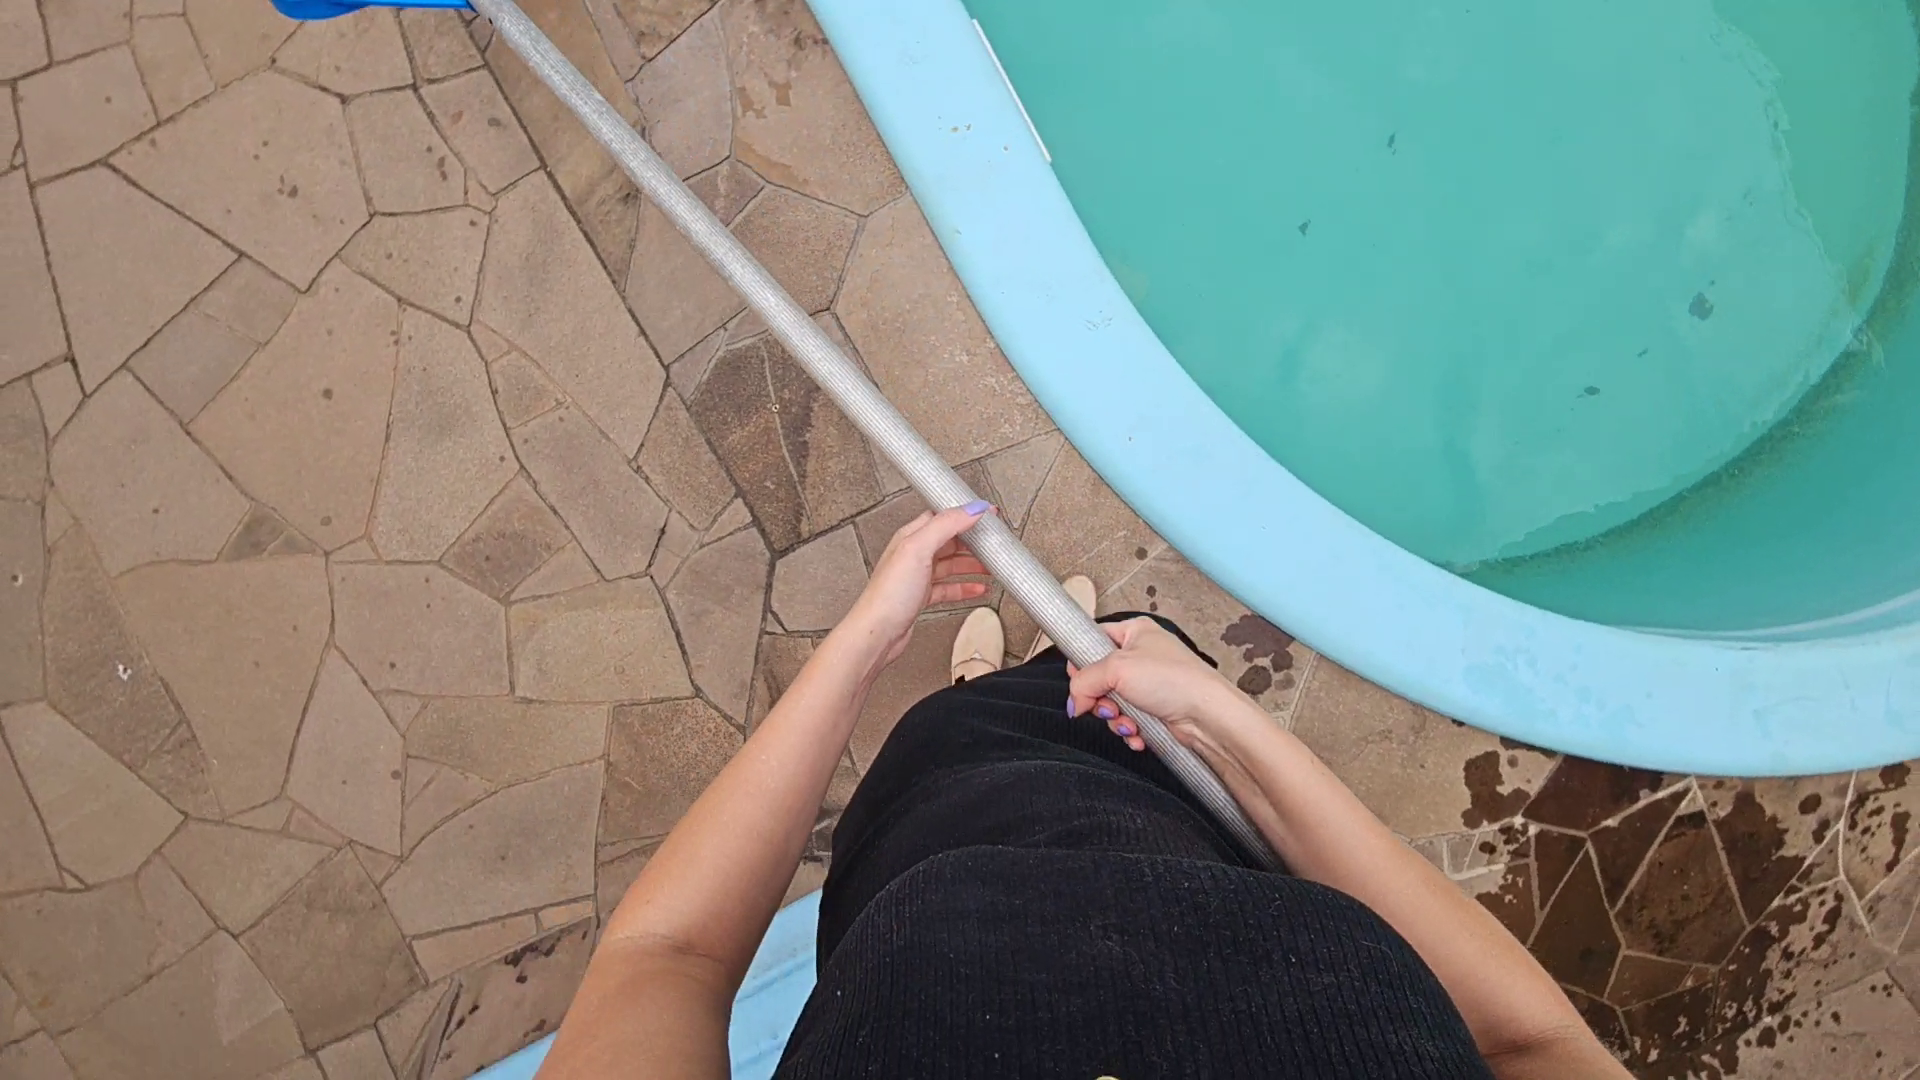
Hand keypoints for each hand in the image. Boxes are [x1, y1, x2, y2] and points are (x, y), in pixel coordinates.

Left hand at [838, 502, 992, 669]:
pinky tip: (978, 589)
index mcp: (910, 537)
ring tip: (992, 567)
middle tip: (995, 545)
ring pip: (952, 565)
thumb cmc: (888, 595)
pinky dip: (966, 587)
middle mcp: (913, 554)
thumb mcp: (918, 549)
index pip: (943, 517)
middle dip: (974, 542)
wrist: (877, 633)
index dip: (966, 515)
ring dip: (973, 565)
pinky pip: (949, 587)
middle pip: (950, 541)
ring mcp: (918, 576)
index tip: (988, 518)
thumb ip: (946, 525)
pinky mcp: (921, 597)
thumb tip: (971, 508)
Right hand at [1067, 617, 1245, 752]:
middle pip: (1098, 678)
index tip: (1080, 682)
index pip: (1092, 641)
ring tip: (1128, 723)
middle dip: (1099, 699)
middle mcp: (1141, 655)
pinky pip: (1127, 719)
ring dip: (1115, 718)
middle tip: (1109, 706)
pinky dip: (1128, 730)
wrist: (1209, 716)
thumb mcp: (1117, 668)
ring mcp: (1148, 683)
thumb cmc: (1175, 680)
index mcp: (1133, 632)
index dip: (1081, 663)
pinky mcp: (1154, 708)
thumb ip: (1084, 681)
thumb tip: (1074, 701)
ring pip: (1111, 702)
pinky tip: (1137, 734)